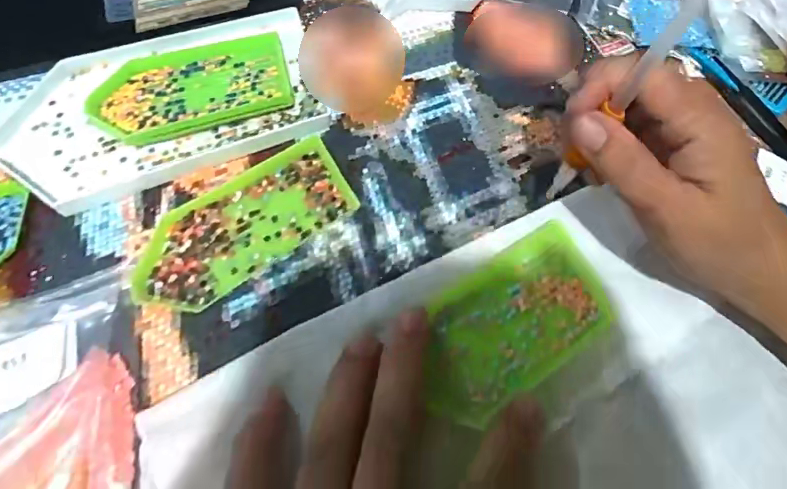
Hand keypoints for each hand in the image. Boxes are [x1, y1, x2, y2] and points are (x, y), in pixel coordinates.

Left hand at [227, 307, 543, 488]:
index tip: (530, 402)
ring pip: (332, 447)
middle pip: (392, 442)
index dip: (508, 450)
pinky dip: (257, 446)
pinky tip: (269, 400)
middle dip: (406, 376)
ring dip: (349, 390)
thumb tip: (519, 488)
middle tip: (415, 315)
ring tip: (362, 336)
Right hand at [563, 56, 786, 309]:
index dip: (600, 83)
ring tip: (586, 161)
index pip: (641, 70)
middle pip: (633, 78)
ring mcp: (689, 119)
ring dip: (601, 121)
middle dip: (595, 103)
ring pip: (631, 97)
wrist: (767, 272)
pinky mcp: (681, 136)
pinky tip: (605, 168)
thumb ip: (623, 162)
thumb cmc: (721, 244)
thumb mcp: (666, 210)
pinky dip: (615, 136)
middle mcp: (695, 105)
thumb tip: (578, 119)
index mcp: (699, 116)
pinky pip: (639, 119)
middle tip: (573, 146)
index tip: (574, 122)